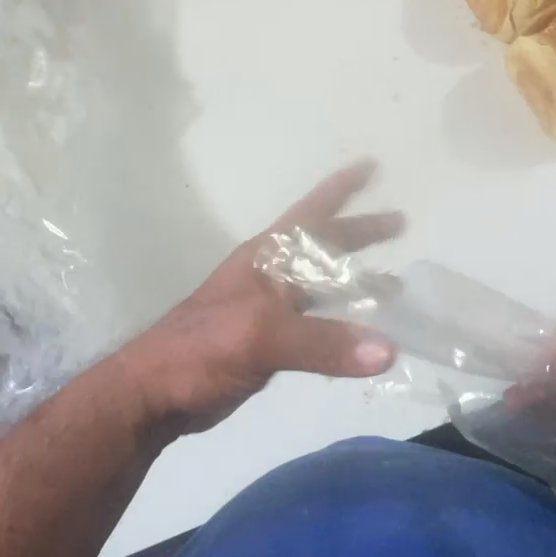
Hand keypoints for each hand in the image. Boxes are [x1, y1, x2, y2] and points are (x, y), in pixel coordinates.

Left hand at [116, 162, 404, 436]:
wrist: (156, 391)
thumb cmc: (203, 349)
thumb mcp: (263, 338)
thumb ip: (324, 342)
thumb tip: (390, 349)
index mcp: (266, 259)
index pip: (311, 213)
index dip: (340, 188)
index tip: (371, 165)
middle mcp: (269, 275)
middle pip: (322, 245)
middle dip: (359, 232)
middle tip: (400, 222)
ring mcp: (267, 308)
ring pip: (320, 285)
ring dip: (354, 281)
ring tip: (394, 285)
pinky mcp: (267, 341)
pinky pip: (316, 322)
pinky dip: (342, 321)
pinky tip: (360, 333)